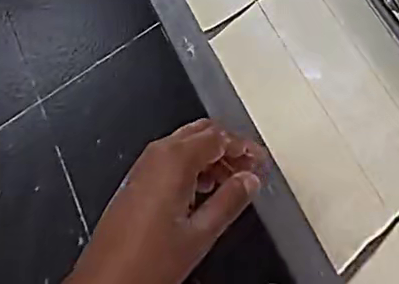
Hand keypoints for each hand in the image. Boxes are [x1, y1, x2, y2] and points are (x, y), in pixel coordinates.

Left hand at [66, 118, 267, 283]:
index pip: (220, 136)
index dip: (245, 147)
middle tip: (250, 167)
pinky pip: (172, 158)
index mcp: (175, 158)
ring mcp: (145, 165)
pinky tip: (204, 192)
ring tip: (232, 183)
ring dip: (212, 157)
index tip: (260, 162)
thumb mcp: (199, 236)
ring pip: (187, 144)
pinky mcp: (137, 179)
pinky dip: (193, 165)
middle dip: (229, 147)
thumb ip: (229, 202)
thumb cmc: (143, 266)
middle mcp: (159, 153)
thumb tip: (249, 181)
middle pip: (204, 132)